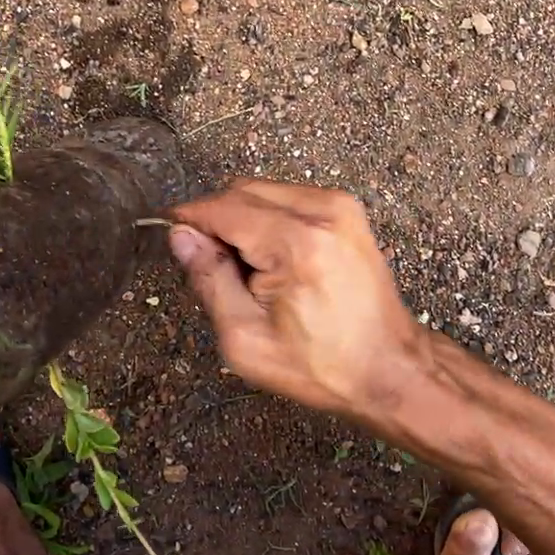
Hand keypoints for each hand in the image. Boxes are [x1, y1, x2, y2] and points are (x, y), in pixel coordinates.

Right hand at [168, 180, 424, 420]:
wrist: (388, 365)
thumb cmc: (320, 364)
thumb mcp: (246, 338)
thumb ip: (210, 278)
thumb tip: (180, 235)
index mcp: (298, 244)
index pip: (223, 209)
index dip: (189, 219)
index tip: (166, 232)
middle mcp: (322, 211)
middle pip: (241, 191)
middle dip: (216, 221)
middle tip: (214, 267)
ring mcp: (338, 204)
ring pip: (262, 189)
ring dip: (242, 218)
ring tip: (249, 268)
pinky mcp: (346, 207)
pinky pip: (287, 196)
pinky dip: (268, 217)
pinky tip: (274, 257)